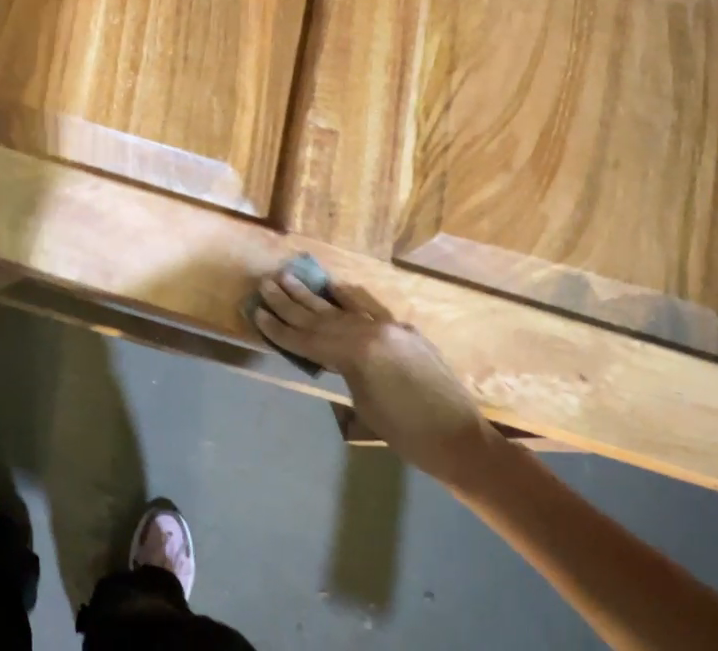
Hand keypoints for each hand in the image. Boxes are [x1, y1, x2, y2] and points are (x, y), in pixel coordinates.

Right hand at [253, 274, 500, 482]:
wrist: (460, 440)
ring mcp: (390, 329)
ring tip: (289, 278)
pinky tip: (336, 287)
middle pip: (321, 316)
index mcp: (355, 352)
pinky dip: (352, 299)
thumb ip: (345, 369)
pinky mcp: (405, 333)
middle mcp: (370, 331)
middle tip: (266, 284)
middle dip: (290, 302)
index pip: (307, 338)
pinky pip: (371, 310)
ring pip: (343, 308)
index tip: (257, 311)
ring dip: (315, 295)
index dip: (280, 327)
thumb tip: (334, 355)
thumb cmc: (405, 434)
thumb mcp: (363, 402)